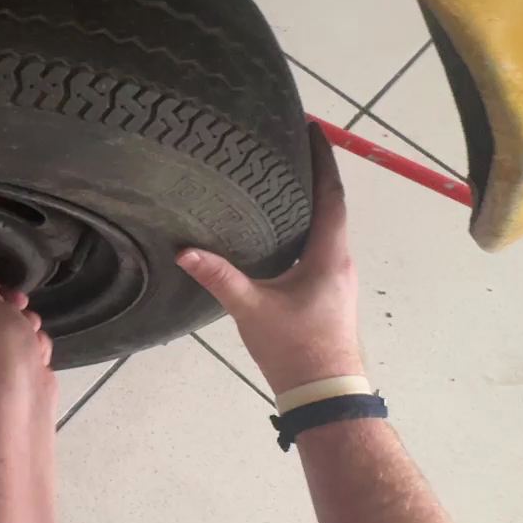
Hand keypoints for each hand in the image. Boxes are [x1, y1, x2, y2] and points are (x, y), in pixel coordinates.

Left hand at [0, 261, 56, 405]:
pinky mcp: (25, 363)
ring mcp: (3, 350)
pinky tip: (38, 355)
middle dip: (13, 301)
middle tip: (19, 301)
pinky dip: (38, 347)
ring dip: (30, 324)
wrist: (20, 393)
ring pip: (21, 323)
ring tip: (30, 334)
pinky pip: (34, 344)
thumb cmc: (0, 342)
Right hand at [177, 122, 363, 395]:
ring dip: (308, 203)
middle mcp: (339, 261)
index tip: (315, 131)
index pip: (332, 196)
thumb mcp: (251, 309)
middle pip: (330, 207)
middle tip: (286, 150)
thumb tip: (184, 250)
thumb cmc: (295, 346)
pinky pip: (316, 247)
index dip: (325, 162)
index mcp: (329, 256)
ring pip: (324, 229)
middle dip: (312, 176)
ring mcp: (335, 278)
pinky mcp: (326, 292)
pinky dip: (302, 228)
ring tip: (278, 183)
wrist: (324, 392)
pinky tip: (276, 231)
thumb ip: (219, 277)